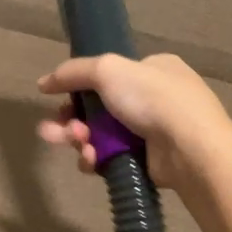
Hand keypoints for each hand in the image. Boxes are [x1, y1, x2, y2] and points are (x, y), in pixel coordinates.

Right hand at [35, 53, 231, 188]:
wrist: (189, 148)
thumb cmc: (153, 99)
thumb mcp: (109, 70)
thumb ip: (73, 72)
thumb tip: (42, 83)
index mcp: (152, 69)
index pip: (107, 77)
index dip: (78, 90)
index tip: (57, 102)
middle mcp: (153, 98)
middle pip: (99, 109)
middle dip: (72, 121)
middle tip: (51, 132)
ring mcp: (152, 131)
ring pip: (101, 136)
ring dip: (81, 140)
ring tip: (75, 145)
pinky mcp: (147, 160)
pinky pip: (112, 158)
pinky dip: (96, 159)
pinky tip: (91, 161)